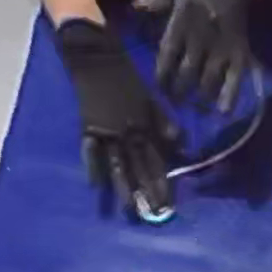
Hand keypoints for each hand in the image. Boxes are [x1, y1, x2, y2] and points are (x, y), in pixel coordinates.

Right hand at [56, 18, 180, 220]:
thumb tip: (182, 147)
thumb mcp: (151, 99)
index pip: (157, 162)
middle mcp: (129, 134)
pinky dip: (92, 169)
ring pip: (119, 166)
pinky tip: (95, 188)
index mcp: (146, 128)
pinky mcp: (89, 127)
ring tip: (129, 210)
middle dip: (148, 193)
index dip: (163, 184)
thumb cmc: (126, 80)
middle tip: (154, 215)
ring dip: (124, 189)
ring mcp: (108, 132)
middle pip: (140, 169)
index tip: (169, 205)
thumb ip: (165, 124)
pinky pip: (91, 152)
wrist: (96, 56)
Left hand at [153, 0, 269, 109]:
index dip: (162, 75)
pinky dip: (230, 97)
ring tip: (196, 109)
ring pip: (209, 81)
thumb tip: (136, 11)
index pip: (168, 53)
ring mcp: (222, 46)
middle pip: (188, 73)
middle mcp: (202, 35)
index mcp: (183, 18)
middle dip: (180, 92)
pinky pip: (236, 78)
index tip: (160, 89)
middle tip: (176, 103)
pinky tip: (223, 113)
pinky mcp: (239, 52)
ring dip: (200, 99)